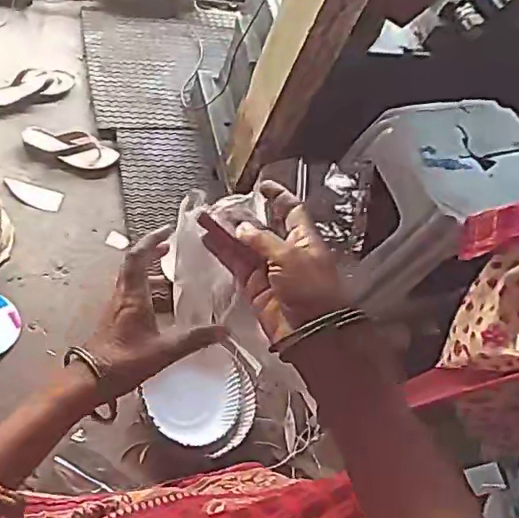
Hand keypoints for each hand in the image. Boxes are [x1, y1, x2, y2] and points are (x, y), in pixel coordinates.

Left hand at [79, 227, 227, 397]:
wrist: (91, 381)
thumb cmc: (123, 362)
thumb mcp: (164, 350)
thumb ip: (194, 338)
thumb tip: (223, 331)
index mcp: (132, 296)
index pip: (138, 257)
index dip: (152, 240)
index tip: (168, 231)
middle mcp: (122, 297)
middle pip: (134, 265)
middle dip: (152, 254)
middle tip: (171, 250)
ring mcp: (117, 309)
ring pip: (134, 282)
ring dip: (151, 275)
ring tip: (174, 278)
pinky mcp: (116, 321)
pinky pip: (133, 297)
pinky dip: (149, 293)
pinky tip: (164, 306)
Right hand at [201, 180, 346, 342]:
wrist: (311, 331)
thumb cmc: (312, 291)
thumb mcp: (290, 257)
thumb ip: (262, 240)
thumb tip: (242, 228)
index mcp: (304, 239)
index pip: (291, 211)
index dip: (277, 197)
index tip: (262, 186)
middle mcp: (286, 252)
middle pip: (261, 228)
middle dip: (242, 216)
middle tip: (221, 206)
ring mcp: (269, 270)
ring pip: (244, 246)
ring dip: (225, 232)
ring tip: (206, 218)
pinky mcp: (255, 287)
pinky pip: (236, 265)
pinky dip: (223, 252)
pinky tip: (209, 240)